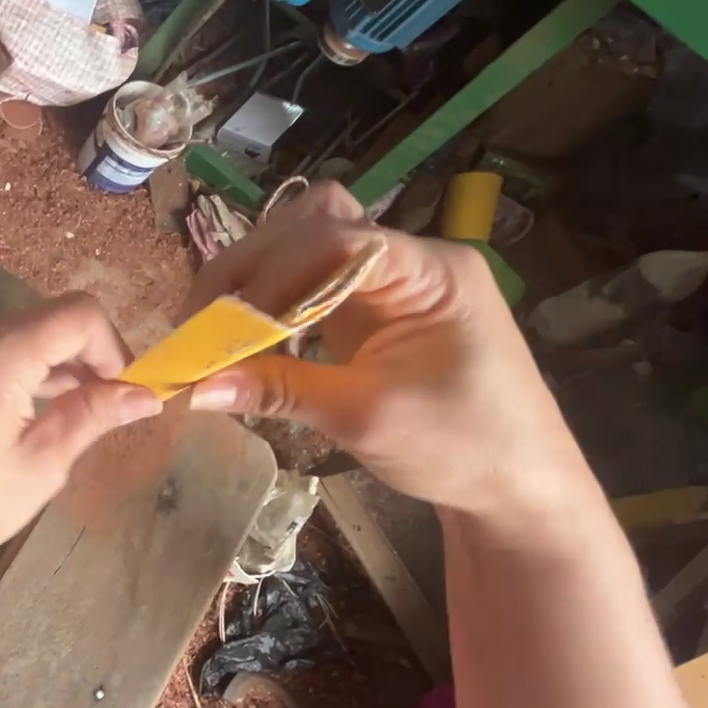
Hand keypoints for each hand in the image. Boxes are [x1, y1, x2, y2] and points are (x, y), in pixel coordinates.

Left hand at [0, 294, 163, 579]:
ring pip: (22, 333)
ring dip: (55, 365)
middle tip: (106, 410)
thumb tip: (147, 394)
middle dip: (86, 358)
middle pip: (49, 319)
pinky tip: (33, 412)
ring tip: (74, 417)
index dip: (112, 348)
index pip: (79, 314)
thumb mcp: (40, 464)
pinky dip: (21, 370)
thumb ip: (92, 415)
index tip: (123, 393)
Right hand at [182, 182, 592, 516]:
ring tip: (213, 324)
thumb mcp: (362, 418)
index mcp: (430, 272)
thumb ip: (277, 390)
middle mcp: (406, 260)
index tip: (218, 327)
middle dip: (248, 267)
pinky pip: (304, 280)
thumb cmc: (460, 447)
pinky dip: (265, 298)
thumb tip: (193, 388)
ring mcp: (387, 280)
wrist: (514, 483)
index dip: (268, 275)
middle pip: (311, 224)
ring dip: (251, 276)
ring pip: (302, 243)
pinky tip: (241, 332)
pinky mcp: (367, 305)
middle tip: (199, 322)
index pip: (334, 240)